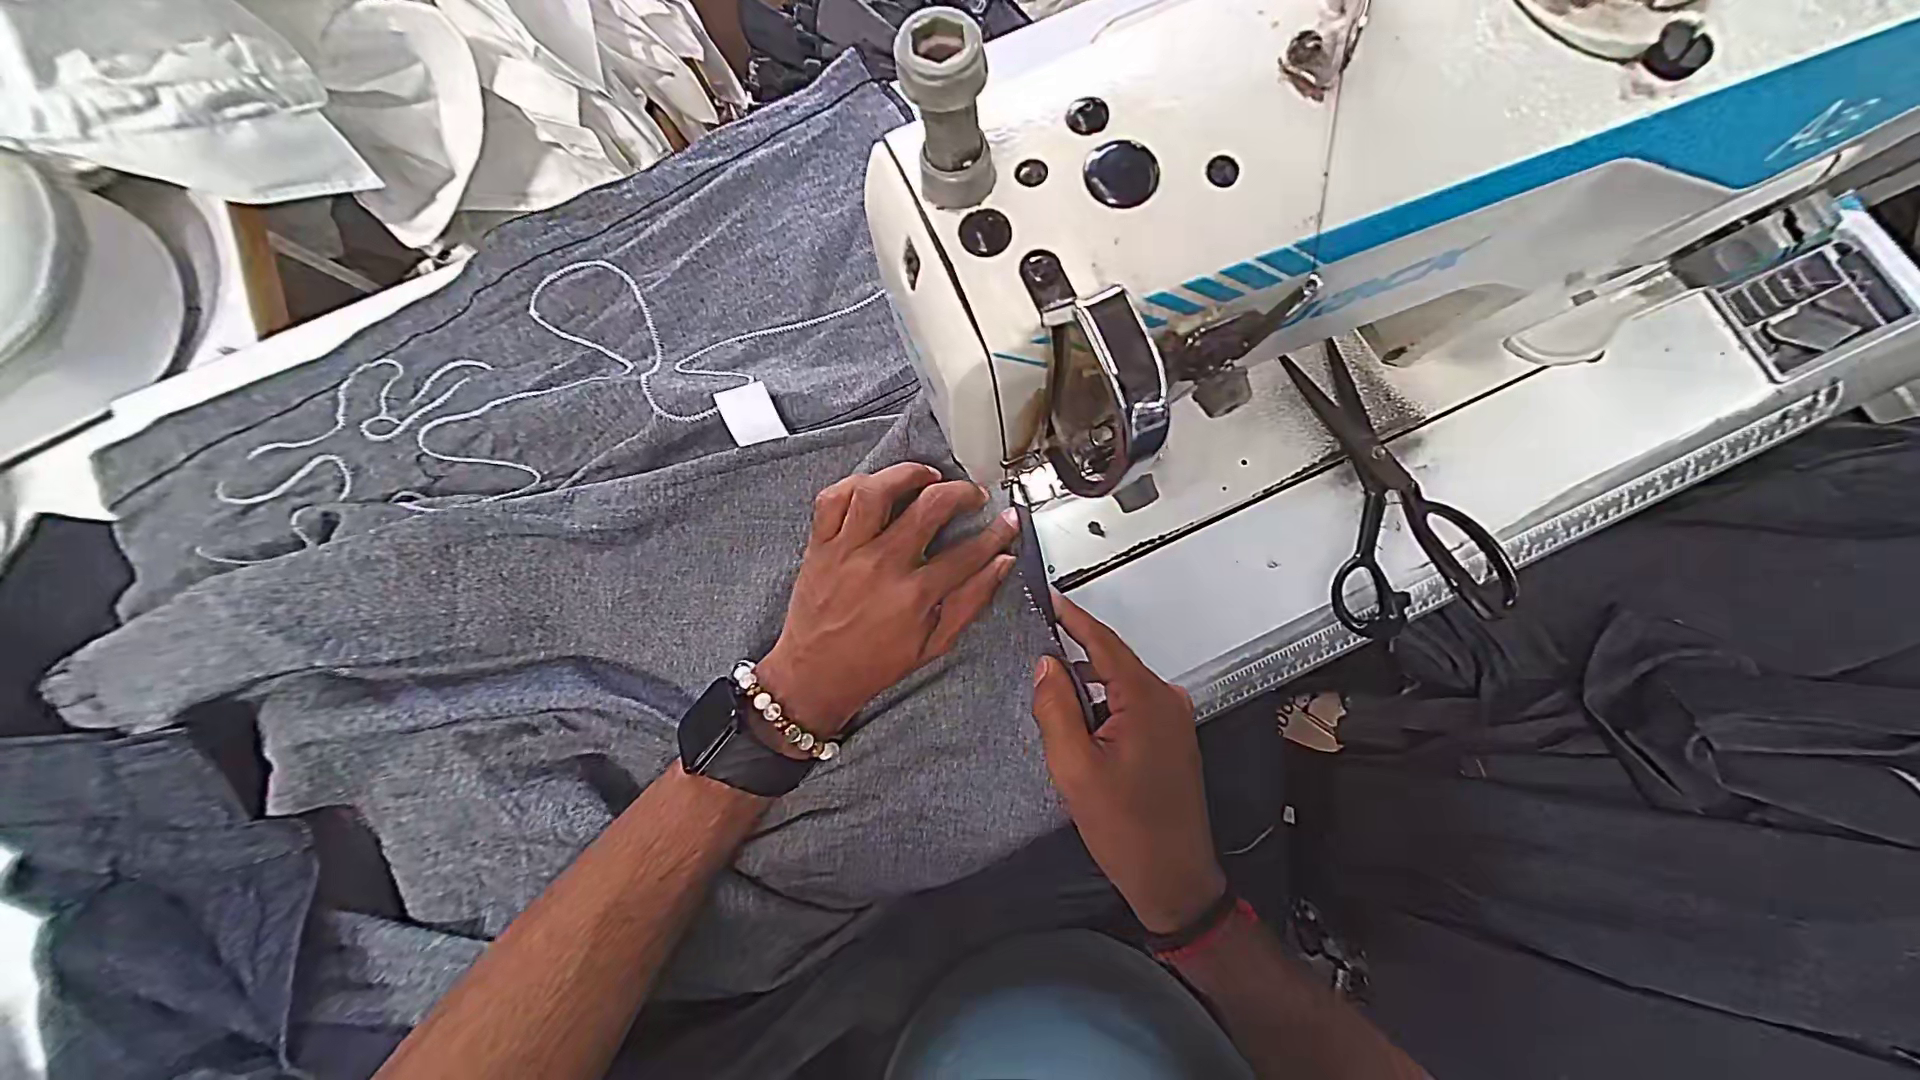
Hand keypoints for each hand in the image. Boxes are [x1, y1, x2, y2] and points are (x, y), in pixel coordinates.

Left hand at [756, 462, 1017, 741]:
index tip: (1007, 520)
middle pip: (929, 507)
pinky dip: (855, 483)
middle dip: (961, 493)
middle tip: (970, 495)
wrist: (815, 675)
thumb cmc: (872, 663)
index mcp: (913, 596)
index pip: (968, 551)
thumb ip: (971, 601)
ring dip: (908, 474)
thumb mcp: (934, 644)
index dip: (997, 532)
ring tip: (927, 475)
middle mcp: (881, 567)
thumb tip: (1000, 565)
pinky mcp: (820, 546)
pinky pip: (832, 499)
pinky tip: (876, 486)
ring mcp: (847, 552)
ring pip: (877, 491)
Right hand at [1031, 594, 1226, 933]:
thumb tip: (1046, 665)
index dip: (1073, 617)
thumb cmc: (1129, 830)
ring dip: (1088, 684)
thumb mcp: (1075, 768)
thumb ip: (1055, 708)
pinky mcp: (1172, 735)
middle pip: (1112, 660)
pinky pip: (1131, 702)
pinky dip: (1104, 703)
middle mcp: (1166, 701)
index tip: (1052, 598)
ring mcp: (1173, 718)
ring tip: (1054, 701)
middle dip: (1075, 655)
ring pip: (1120, 682)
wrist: (1173, 877)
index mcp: (1146, 701)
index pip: (1103, 642)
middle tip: (1039, 650)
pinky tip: (1082, 723)